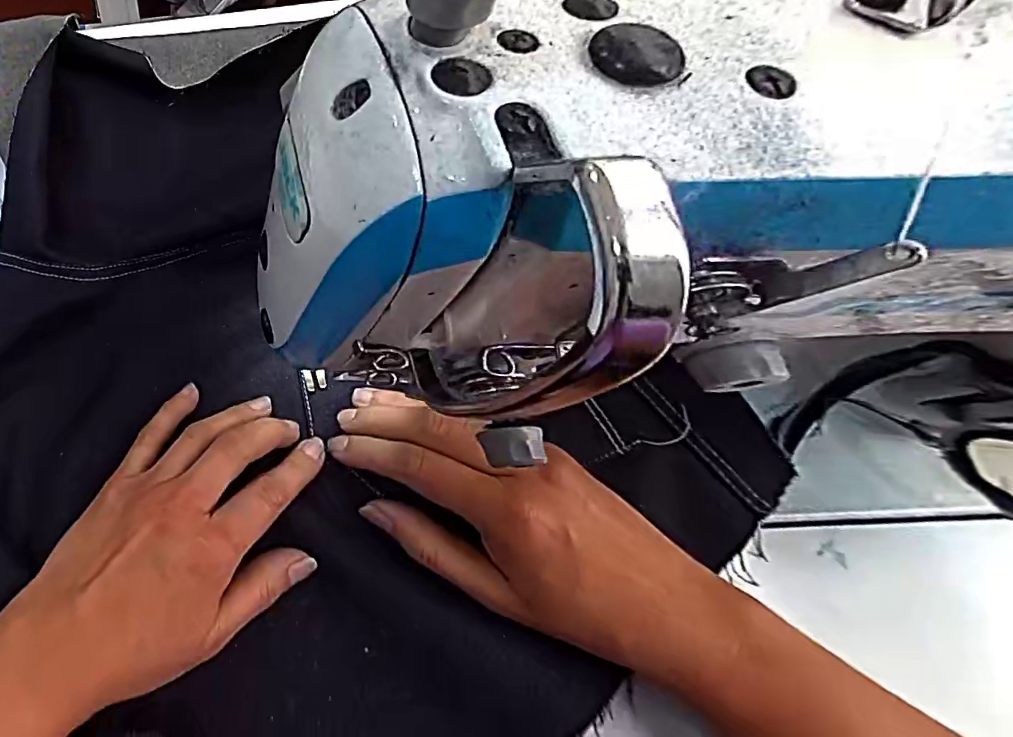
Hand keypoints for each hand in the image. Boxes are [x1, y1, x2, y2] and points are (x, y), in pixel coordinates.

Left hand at [0, 384, 324, 736]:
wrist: (58, 646)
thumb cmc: (134, 649)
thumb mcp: (211, 634)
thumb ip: (262, 589)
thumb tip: (303, 561)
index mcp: (213, 547)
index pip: (271, 492)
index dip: (299, 467)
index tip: (313, 450)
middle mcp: (185, 505)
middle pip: (239, 449)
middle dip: (271, 430)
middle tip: (288, 425)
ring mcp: (150, 486)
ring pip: (202, 434)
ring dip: (235, 414)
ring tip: (259, 406)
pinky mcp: (120, 481)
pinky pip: (151, 434)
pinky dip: (172, 409)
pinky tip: (190, 392)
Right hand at [328, 389, 746, 687]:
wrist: (669, 604)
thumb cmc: (589, 612)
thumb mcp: (500, 597)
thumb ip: (432, 549)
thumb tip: (382, 514)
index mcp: (509, 510)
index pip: (421, 466)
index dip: (374, 452)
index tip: (343, 446)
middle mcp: (524, 467)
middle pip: (436, 428)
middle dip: (384, 417)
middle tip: (347, 412)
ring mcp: (540, 451)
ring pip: (459, 418)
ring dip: (411, 408)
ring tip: (372, 401)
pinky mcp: (551, 447)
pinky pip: (485, 423)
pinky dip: (445, 415)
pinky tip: (424, 412)